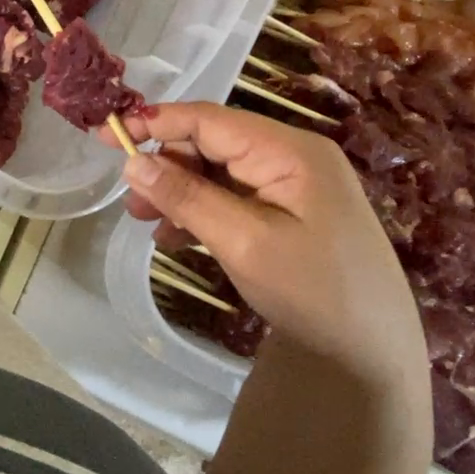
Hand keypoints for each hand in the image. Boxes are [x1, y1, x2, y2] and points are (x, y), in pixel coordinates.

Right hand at [107, 104, 426, 389]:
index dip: (153, 121)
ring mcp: (289, 185)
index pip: (207, 119)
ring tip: (145, 221)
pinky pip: (225, 195)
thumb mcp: (242, 242)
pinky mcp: (284, 211)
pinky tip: (174, 237)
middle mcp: (290, 157)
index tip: (104, 136)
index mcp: (289, 152)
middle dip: (164, 165)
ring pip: (211, 170)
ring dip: (174, 191)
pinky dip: (194, 210)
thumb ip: (186, 197)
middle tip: (130, 201)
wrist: (369, 354)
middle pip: (207, 142)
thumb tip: (132, 162)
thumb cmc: (313, 291)